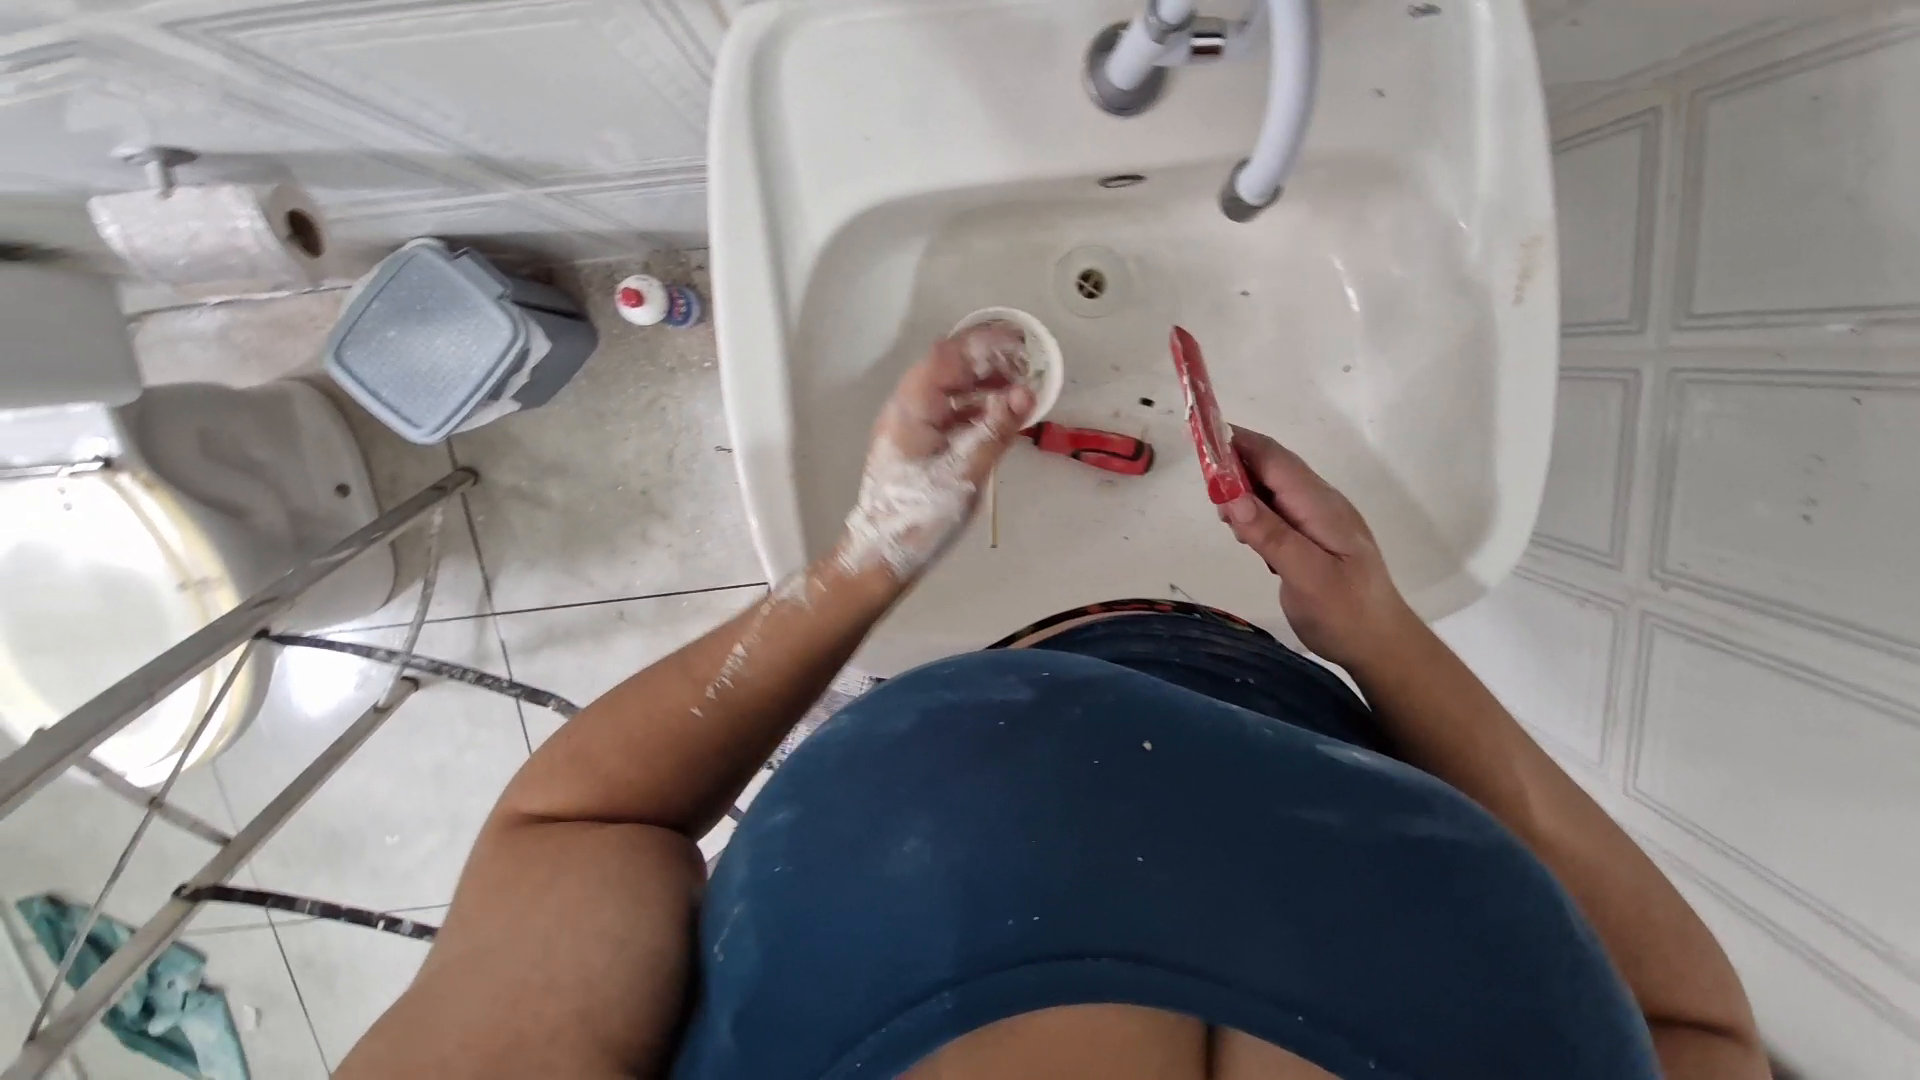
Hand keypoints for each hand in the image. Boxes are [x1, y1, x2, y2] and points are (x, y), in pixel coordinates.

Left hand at [836, 322, 1035, 580]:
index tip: (1021, 345)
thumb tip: (1025, 391)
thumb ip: (995, 429)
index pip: (948, 356)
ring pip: (948, 390)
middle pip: (948, 368)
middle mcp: (906, 408)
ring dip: (983, 384)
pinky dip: (975, 409)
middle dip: (988, 361)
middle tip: (1027, 366)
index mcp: (912, 408)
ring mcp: (910, 426)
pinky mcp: (916, 444)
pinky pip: (947, 413)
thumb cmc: (920, 515)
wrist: (882, 553)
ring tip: (1020, 390)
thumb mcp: (965, 473)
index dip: (984, 344)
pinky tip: (1000, 419)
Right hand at [1217, 425, 1420, 669]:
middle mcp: (1319, 504)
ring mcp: (1316, 521)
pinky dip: (1251, 511)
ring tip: (1222, 516)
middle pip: (1271, 467)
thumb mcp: (1307, 577)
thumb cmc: (1346, 614)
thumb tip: (1231, 495)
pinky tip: (1244, 534)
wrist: (1381, 646)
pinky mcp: (1310, 538)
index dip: (1237, 442)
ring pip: (1270, 489)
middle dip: (1233, 465)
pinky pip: (1275, 510)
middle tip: (1205, 488)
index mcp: (1321, 505)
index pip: (1274, 458)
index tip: (1199, 436)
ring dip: (1240, 490)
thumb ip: (1270, 535)